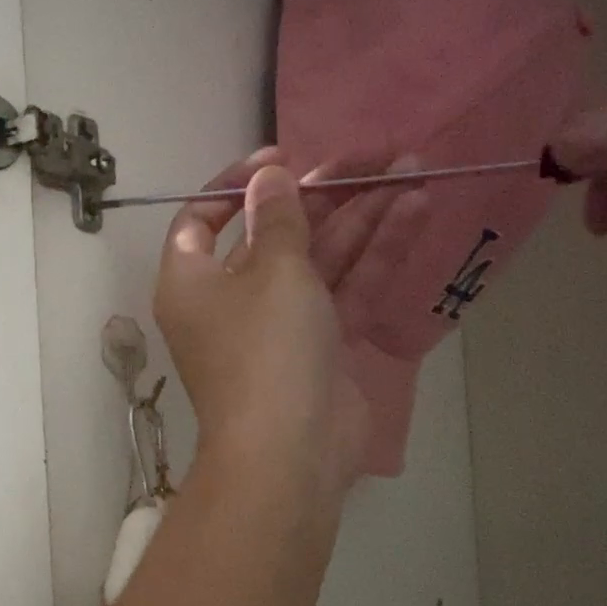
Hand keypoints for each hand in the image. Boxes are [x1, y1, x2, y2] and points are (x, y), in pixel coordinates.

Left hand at [153, 148, 429, 498]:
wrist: (289, 450)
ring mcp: (277, 325)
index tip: (283, 158)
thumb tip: (267, 177)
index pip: (200, 220)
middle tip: (378, 154)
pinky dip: (376, 253)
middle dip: (324, 193)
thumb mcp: (270, 271)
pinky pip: (345, 288)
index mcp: (190, 283)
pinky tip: (416, 208)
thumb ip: (276, 219)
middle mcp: (228, 301)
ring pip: (319, 258)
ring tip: (413, 167)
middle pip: (273, 233)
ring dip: (363, 215)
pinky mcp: (320, 346)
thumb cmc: (264, 351)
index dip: (237, 185)